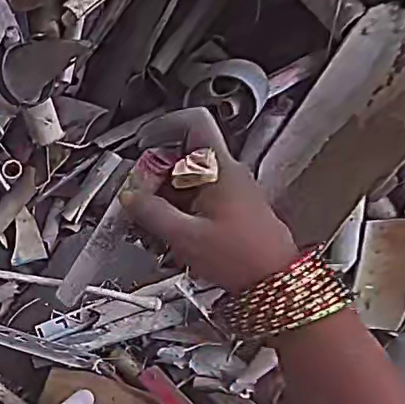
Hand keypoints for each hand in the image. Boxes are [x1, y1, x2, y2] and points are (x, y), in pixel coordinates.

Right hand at [122, 120, 299, 291]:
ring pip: (186, 180)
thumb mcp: (185, 236)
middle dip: (154, 176)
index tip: (143, 146)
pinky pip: (195, 198)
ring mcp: (228, 191)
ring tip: (152, 224)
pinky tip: (169, 234)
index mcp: (219, 168)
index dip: (163, 128)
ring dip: (163, 197)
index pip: (193, 123)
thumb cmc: (243, 258)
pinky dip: (177, 210)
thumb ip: (152, 213)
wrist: (274, 280)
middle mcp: (226, 174)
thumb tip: (130, 198)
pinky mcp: (228, 209)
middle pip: (181, 156)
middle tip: (139, 200)